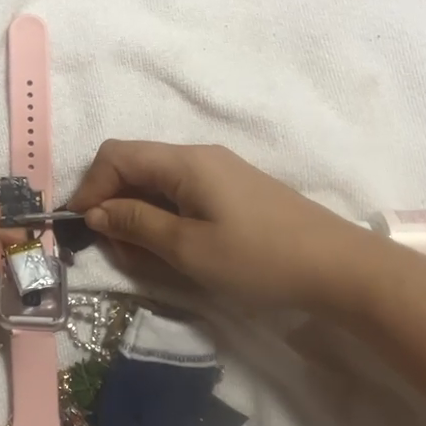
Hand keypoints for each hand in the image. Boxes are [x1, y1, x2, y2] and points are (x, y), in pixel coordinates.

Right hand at [65, 140, 375, 309]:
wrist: (343, 269)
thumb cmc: (259, 259)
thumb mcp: (189, 248)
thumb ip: (137, 224)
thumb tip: (95, 210)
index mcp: (184, 162)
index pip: (116, 155)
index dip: (90, 186)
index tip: (82, 227)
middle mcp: (198, 156)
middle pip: (135, 164)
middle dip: (112, 201)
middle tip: (111, 247)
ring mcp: (219, 172)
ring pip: (156, 180)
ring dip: (136, 211)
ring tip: (139, 253)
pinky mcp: (233, 191)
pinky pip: (180, 192)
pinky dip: (162, 214)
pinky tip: (170, 246)